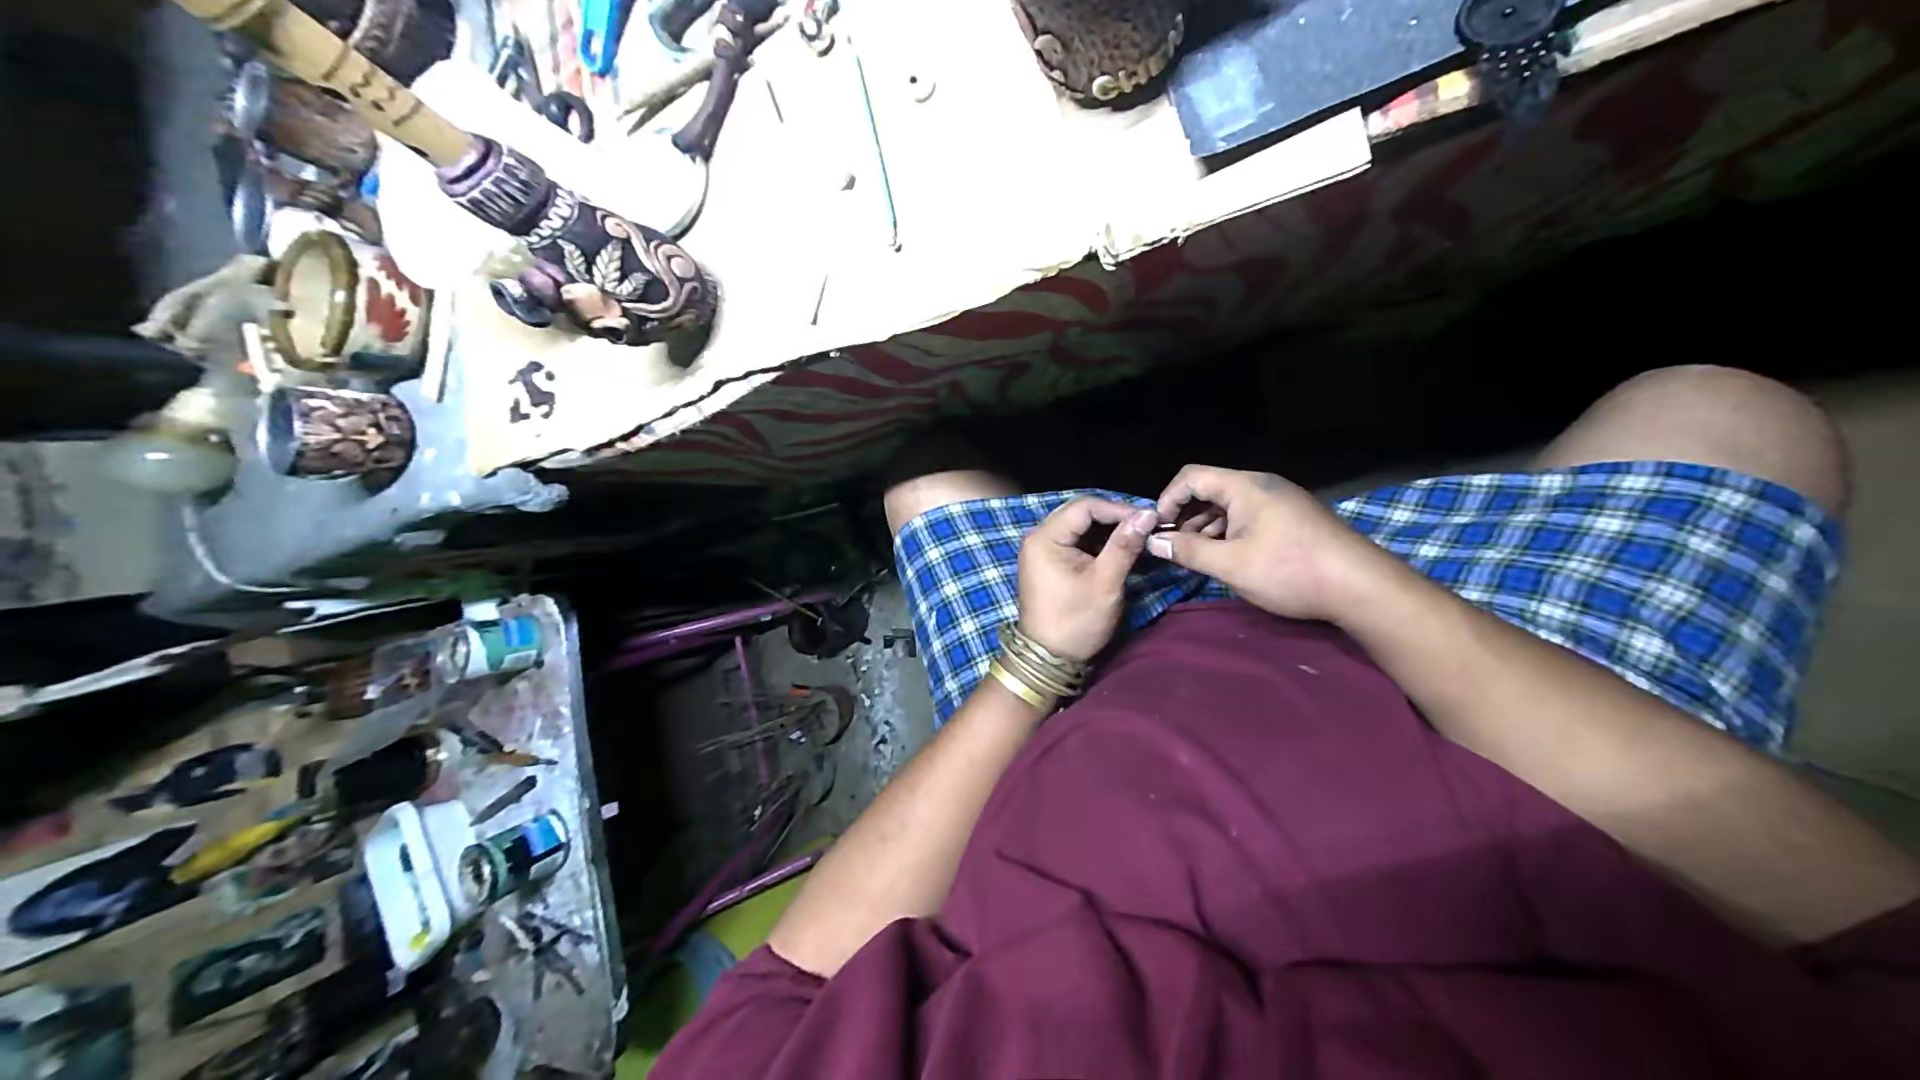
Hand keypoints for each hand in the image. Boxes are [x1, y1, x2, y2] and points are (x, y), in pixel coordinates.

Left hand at [1017, 497, 1156, 661]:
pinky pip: (1074, 540)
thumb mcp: (1105, 582)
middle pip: (1080, 512)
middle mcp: (1038, 537)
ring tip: (1137, 535)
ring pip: (1079, 525)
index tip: (1149, 518)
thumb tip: (1148, 514)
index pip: (1085, 506)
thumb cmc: (1076, 622)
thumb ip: (1124, 545)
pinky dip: (1097, 541)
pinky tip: (1120, 547)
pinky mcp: (1048, 561)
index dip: (1119, 508)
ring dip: (1107, 529)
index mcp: (1045, 538)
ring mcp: (1041, 549)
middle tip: (1145, 525)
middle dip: (1114, 516)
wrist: (1049, 659)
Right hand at [1147, 464, 1380, 621]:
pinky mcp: (1291, 517)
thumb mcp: (1230, 565)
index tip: (1159, 530)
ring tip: (1197, 557)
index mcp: (1245, 486)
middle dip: (1185, 516)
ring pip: (1228, 505)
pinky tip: (1226, 558)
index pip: (1191, 476)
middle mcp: (1262, 485)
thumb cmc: (1289, 570)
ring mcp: (1280, 500)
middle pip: (1209, 489)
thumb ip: (1188, 551)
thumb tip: (1154, 542)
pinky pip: (1248, 516)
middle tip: (1174, 547)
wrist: (1361, 587)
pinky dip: (1228, 532)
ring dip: (1206, 528)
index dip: (1167, 499)